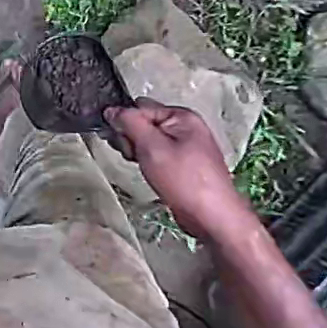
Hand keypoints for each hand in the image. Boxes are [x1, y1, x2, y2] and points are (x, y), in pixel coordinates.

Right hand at [106, 99, 252, 237]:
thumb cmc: (185, 181)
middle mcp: (187, 128)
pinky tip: (153, 175)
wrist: (214, 220)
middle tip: (134, 157)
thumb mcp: (151, 146)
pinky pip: (159, 155)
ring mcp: (188, 147)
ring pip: (150, 141)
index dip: (126, 123)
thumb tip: (111, 110)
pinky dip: (151, 163)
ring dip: (140, 152)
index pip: (140, 107)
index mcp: (182, 116)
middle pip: (145, 123)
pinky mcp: (186, 166)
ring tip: (146, 169)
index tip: (123, 142)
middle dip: (133, 138)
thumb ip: (129, 123)